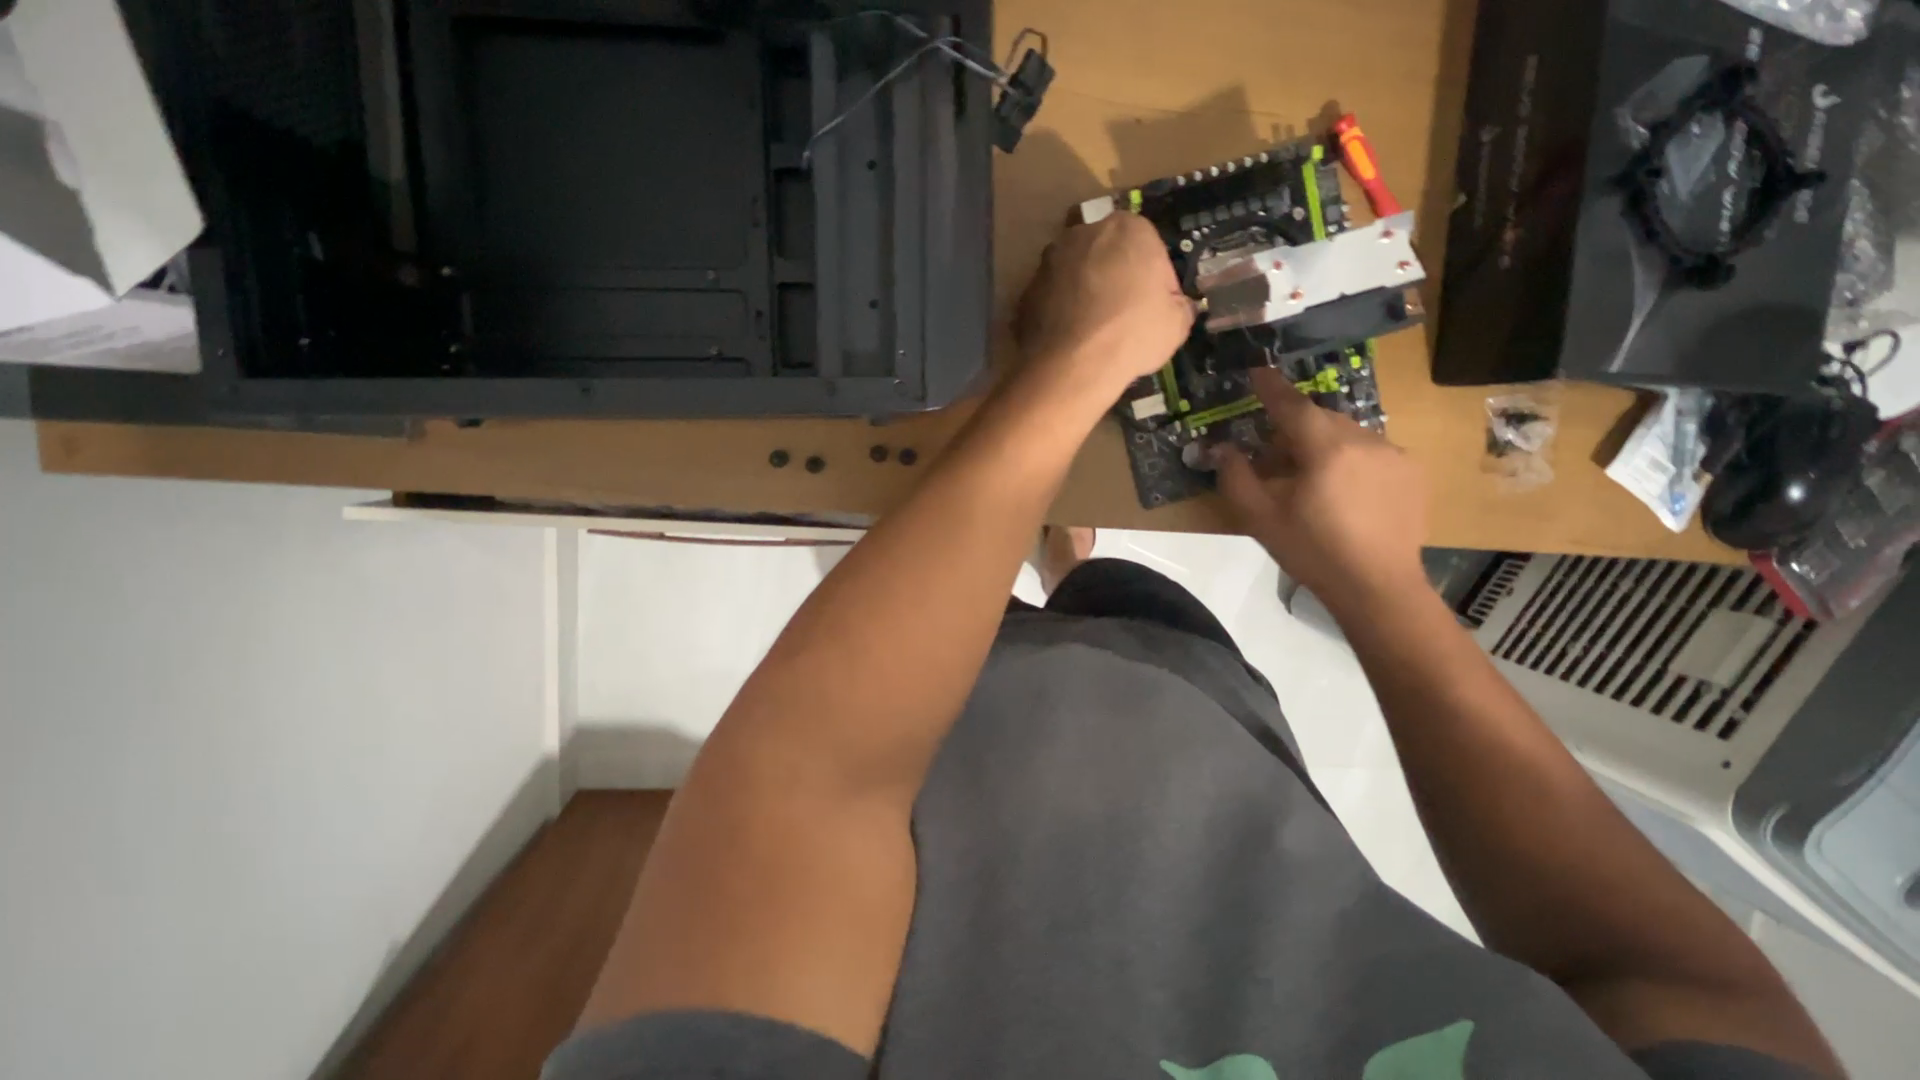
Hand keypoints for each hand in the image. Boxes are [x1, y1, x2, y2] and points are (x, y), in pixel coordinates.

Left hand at [1016, 213, 1194, 389]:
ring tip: (1094, 331)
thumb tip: (1176, 307)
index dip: (1155, 280)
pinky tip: (1070, 340)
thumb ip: (1178, 305)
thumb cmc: (1133, 333)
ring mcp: (1049, 260)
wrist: (1073, 365)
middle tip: (1124, 317)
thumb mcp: (1177, 322)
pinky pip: (1052, 297)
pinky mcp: (1026, 289)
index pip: (1149, 248)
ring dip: (1085, 293)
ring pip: (1076, 274)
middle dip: (1116, 278)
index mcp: (1128, 228)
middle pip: (1107, 255)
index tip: (1154, 307)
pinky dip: (1060, 312)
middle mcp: (1084, 233)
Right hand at [1214, 368, 1429, 612]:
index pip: (1292, 405)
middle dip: (1295, 429)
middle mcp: (1365, 440)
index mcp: (1326, 448)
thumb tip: (1223, 448)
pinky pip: (1373, 453)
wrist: (1377, 587)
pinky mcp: (1412, 473)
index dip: (1271, 387)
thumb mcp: (1261, 518)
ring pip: (1348, 435)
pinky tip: (1345, 493)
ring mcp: (1394, 455)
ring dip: (1324, 445)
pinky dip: (1353, 461)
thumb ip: (1236, 477)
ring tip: (1310, 479)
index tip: (1256, 372)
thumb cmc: (1313, 552)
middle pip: (1320, 419)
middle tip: (1273, 456)